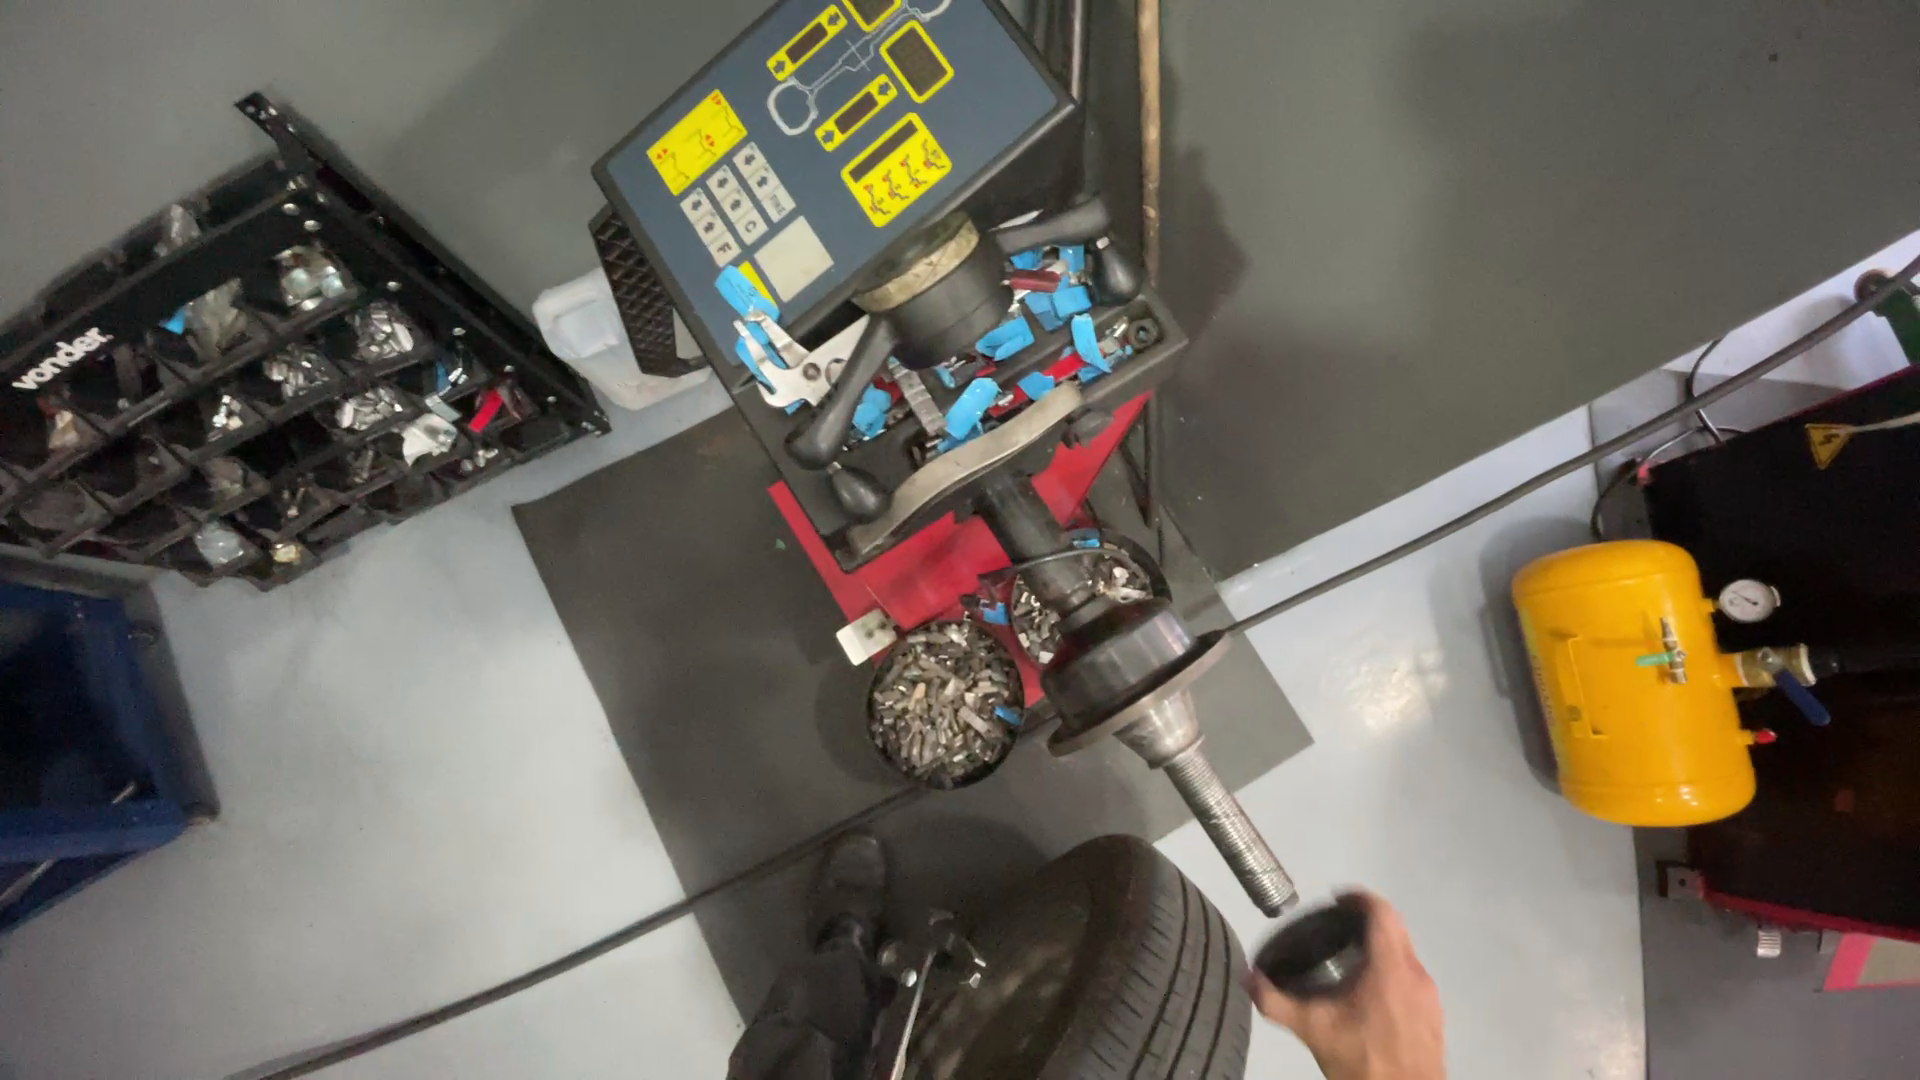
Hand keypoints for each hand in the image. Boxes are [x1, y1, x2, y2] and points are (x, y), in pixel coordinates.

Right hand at [1247, 892, 1444, 1079]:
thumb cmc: (1363, 1064)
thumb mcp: (1311, 1030)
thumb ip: (1275, 1001)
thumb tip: (1247, 976)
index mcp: (1389, 969)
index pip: (1381, 913)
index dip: (1359, 898)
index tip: (1335, 900)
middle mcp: (1416, 975)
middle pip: (1395, 929)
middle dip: (1365, 921)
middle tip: (1335, 928)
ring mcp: (1431, 998)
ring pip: (1405, 953)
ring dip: (1380, 946)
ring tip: (1350, 960)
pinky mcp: (1436, 1018)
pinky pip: (1412, 977)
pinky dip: (1391, 970)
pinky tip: (1369, 995)